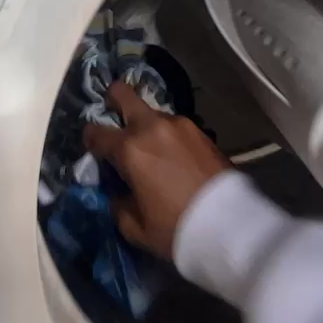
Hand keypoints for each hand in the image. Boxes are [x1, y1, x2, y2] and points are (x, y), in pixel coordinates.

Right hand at [84, 80, 233, 259]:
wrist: (233, 228)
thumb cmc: (177, 229)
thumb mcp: (136, 228)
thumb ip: (117, 204)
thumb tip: (117, 193)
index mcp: (129, 149)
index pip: (95, 132)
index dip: (90, 140)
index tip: (94, 150)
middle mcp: (150, 127)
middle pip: (122, 93)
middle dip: (113, 101)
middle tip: (115, 120)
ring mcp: (178, 125)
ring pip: (152, 113)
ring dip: (146, 126)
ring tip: (155, 152)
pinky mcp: (201, 131)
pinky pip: (175, 126)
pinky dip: (169, 137)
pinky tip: (176, 158)